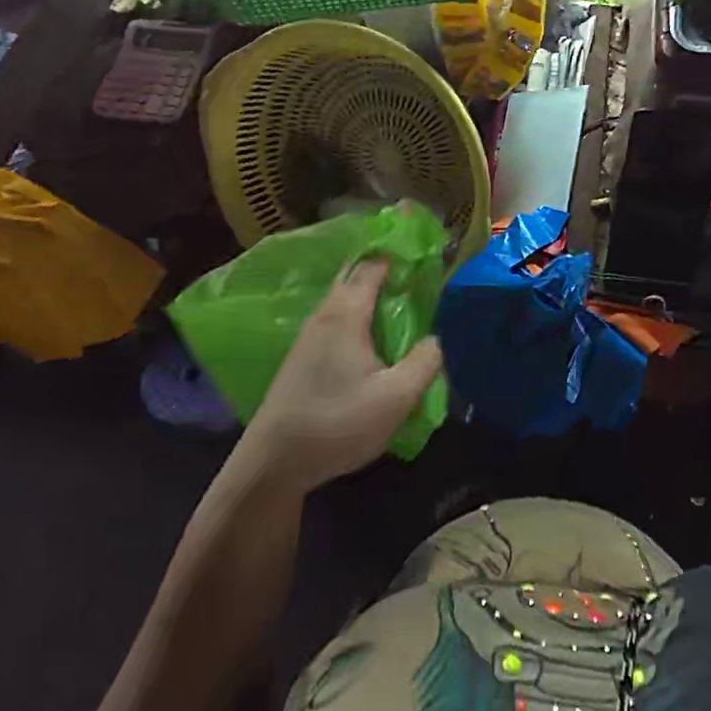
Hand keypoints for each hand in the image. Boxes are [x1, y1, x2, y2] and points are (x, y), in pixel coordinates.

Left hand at [234, 259, 442, 493]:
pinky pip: (335, 319)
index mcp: (346, 314)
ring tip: (400, 301)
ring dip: (368, 291)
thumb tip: (435, 339)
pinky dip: (356, 313)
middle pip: (353, 276)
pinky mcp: (302, 356)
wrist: (275, 460)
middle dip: (381, 267)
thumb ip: (424, 363)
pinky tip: (371, 335)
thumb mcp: (396, 398)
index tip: (424, 251)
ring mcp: (308, 336)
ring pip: (341, 299)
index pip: (372, 266)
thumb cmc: (338, 422)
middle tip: (415, 272)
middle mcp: (324, 315)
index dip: (397, 254)